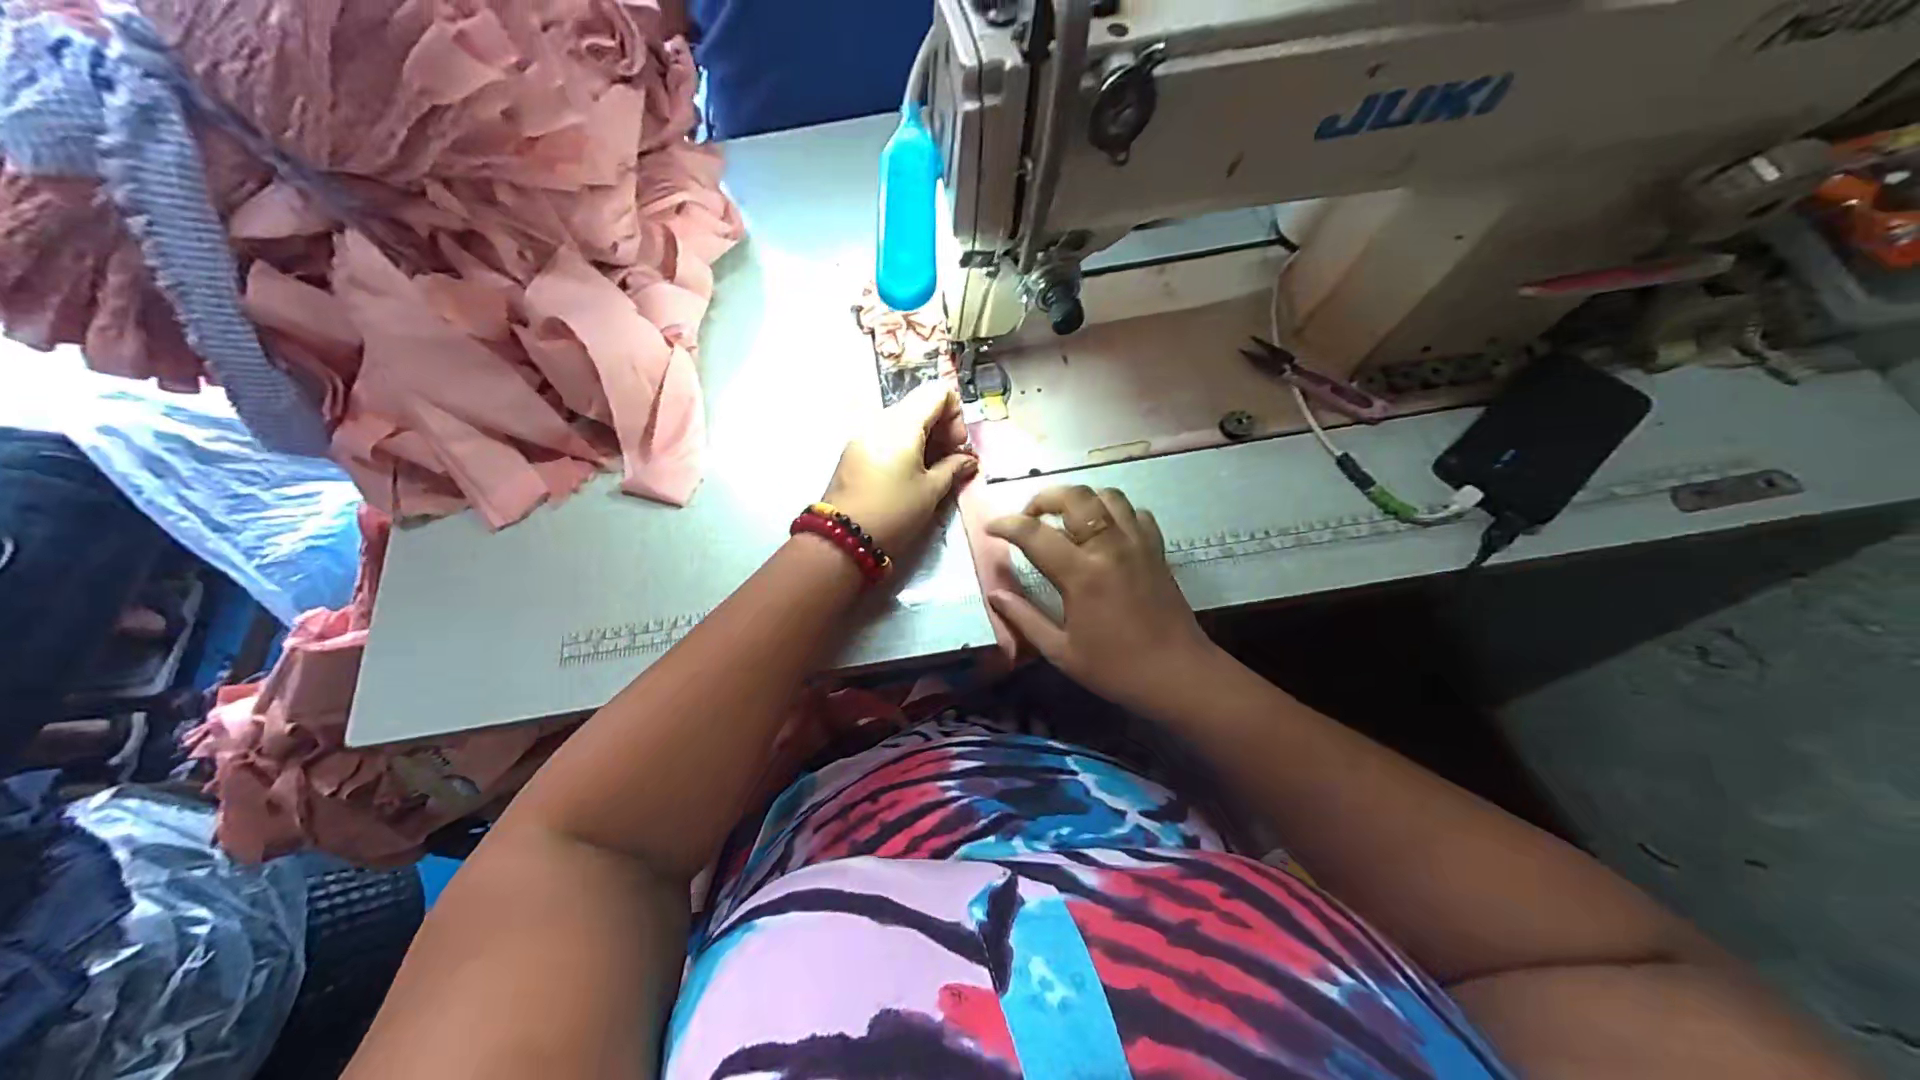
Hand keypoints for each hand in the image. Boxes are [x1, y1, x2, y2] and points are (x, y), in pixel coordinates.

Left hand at [822, 382, 977, 556]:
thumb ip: (954, 467)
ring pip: (904, 420)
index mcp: (903, 423)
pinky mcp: (855, 449)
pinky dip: (905, 446)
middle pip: (921, 405)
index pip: (938, 392)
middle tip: (949, 461)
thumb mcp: (931, 491)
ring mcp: (864, 433)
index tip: (957, 447)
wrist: (844, 537)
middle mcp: (881, 419)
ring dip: (924, 438)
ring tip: (931, 471)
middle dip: (942, 428)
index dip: (956, 415)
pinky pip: (887, 435)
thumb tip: (968, 460)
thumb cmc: (894, 511)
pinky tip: (909, 474)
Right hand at [985, 485, 1219, 713]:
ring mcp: (1138, 544)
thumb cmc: (1116, 668)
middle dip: (1045, 498)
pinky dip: (1115, 513)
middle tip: (1030, 517)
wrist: (1179, 674)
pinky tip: (1105, 532)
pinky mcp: (1157, 550)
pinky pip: (1135, 513)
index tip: (991, 527)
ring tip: (1066, 519)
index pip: (1034, 533)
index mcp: (1081, 574)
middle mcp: (1110, 547)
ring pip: (1108, 496)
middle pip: (1075, 496)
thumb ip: (1024, 618)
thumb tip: (995, 594)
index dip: (1006, 525)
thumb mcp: (1060, 651)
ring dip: (1081, 500)